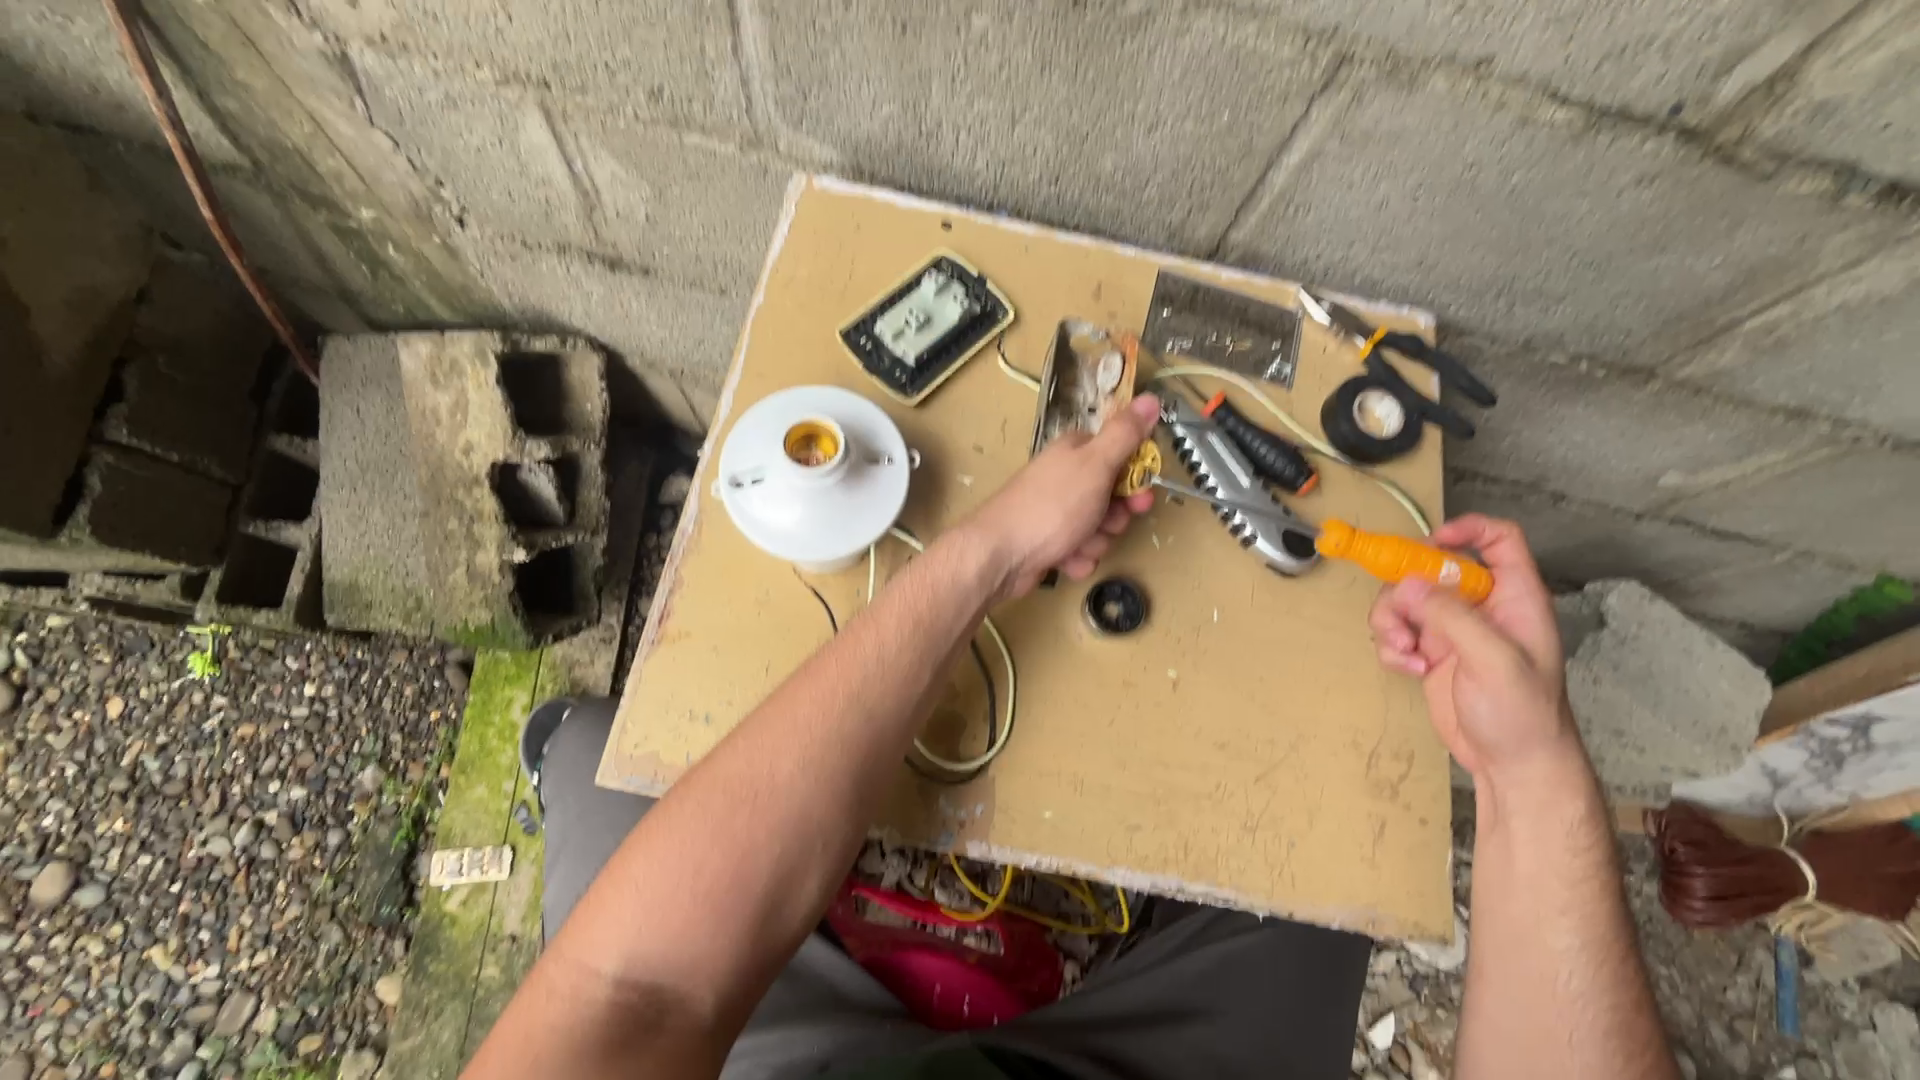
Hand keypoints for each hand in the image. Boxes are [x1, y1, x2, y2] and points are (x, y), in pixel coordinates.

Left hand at [960, 393, 1160, 602]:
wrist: (1000, 555)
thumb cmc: (1051, 506)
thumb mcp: (1095, 464)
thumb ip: (1125, 434)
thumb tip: (1151, 398)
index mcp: (1075, 452)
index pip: (1118, 454)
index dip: (1135, 476)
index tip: (1142, 494)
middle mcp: (1064, 478)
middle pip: (1112, 496)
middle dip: (1115, 517)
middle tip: (1107, 522)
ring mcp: (1055, 512)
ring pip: (1098, 528)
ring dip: (1095, 541)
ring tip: (1077, 544)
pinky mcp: (1048, 542)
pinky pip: (1079, 551)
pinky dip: (1076, 558)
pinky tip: (1064, 560)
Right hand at [1368, 514, 1582, 784]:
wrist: (1512, 764)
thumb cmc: (1522, 713)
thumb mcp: (1494, 660)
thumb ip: (1452, 617)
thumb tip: (1408, 583)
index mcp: (1513, 598)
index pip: (1499, 540)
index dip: (1468, 530)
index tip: (1431, 542)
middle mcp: (1480, 606)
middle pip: (1431, 568)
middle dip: (1406, 589)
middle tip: (1399, 614)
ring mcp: (1452, 630)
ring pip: (1404, 600)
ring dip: (1392, 622)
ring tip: (1403, 652)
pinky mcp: (1430, 652)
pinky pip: (1396, 631)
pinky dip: (1392, 647)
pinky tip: (1407, 669)